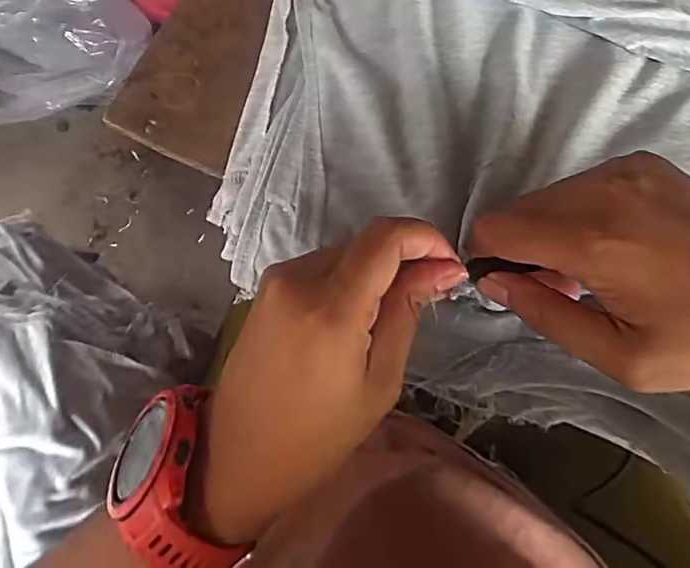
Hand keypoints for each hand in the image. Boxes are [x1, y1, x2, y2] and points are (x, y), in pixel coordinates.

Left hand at [194, 218, 465, 543]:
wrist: (239, 452)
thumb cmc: (318, 435)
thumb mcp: (379, 381)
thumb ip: (408, 312)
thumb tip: (443, 268)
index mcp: (330, 306)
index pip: (385, 237)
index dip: (425, 238)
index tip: (450, 262)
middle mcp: (299, 277)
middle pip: (366, 244)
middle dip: (403, 261)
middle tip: (428, 296)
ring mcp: (278, 276)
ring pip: (345, 254)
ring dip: (373, 273)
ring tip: (381, 323)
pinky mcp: (268, 283)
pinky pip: (321, 267)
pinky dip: (345, 282)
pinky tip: (349, 321)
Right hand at [469, 152, 689, 395]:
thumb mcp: (621, 357)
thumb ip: (544, 314)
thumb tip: (493, 279)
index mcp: (593, 241)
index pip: (495, 226)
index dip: (486, 255)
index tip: (506, 283)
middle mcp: (601, 191)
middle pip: (518, 208)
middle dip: (521, 245)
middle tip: (561, 287)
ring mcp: (626, 170)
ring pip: (549, 194)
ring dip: (550, 228)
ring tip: (593, 267)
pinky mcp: (645, 163)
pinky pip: (583, 182)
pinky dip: (581, 210)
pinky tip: (618, 241)